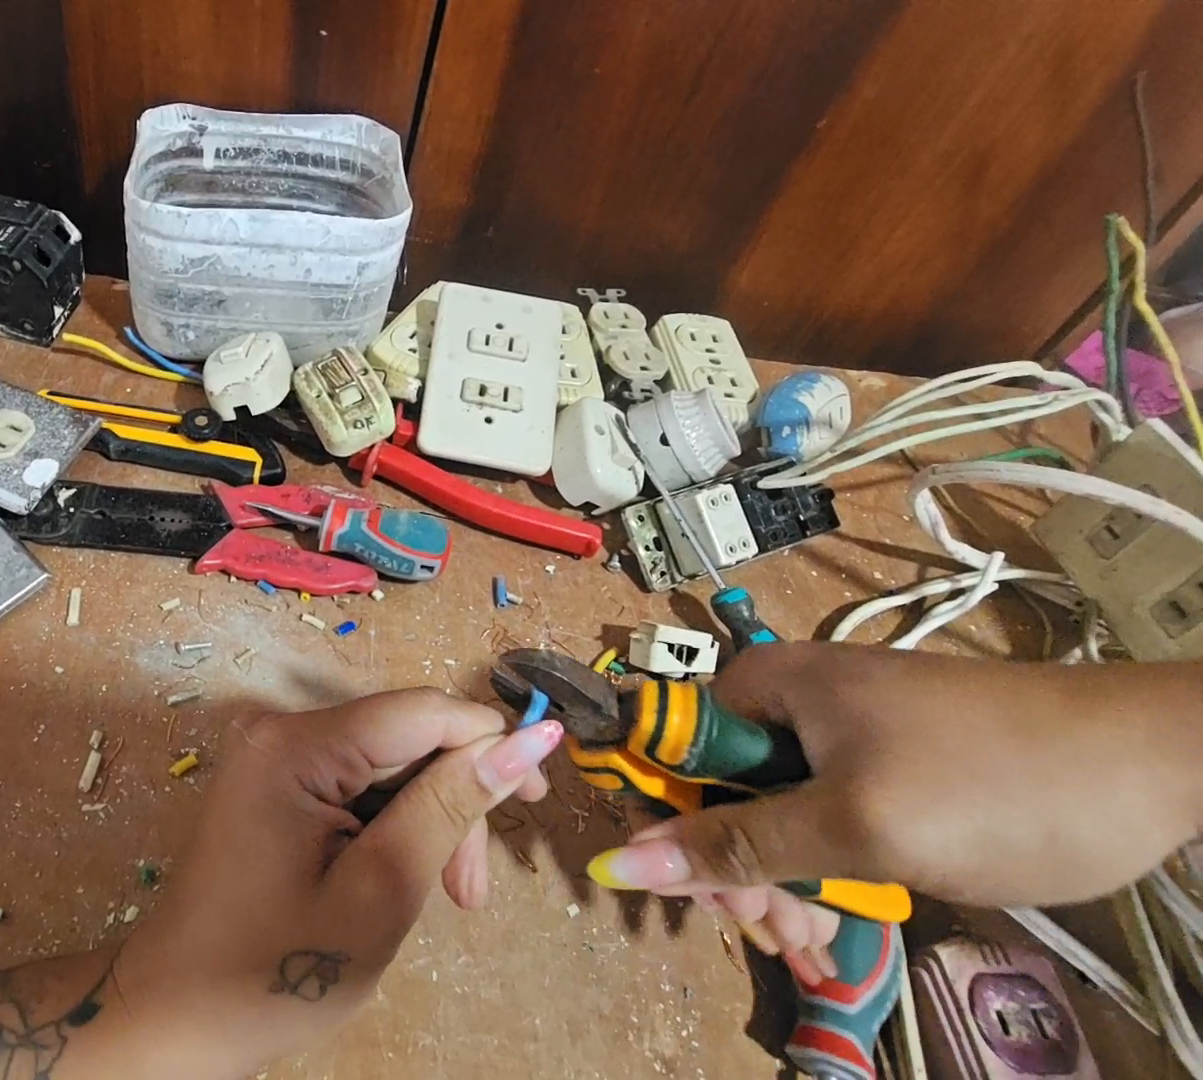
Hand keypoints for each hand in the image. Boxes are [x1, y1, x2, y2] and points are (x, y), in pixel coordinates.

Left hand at [113, 688, 562, 1078]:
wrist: (177, 1013)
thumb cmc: (277, 972)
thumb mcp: (380, 890)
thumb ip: (450, 806)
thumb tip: (527, 739)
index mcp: (294, 745)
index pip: (421, 710)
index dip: (489, 742)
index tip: (535, 799)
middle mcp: (279, 729)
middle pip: (404, 737)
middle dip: (452, 800)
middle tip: (470, 892)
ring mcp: (271, 753)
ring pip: (385, 762)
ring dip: (425, 818)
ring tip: (444, 894)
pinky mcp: (272, 779)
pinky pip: (353, 780)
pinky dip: (388, 823)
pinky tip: (397, 873)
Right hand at [586, 643, 1202, 953]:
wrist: (1169, 765)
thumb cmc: (996, 785)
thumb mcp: (857, 826)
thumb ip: (738, 846)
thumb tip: (623, 863)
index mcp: (759, 685)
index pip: (665, 752)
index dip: (672, 825)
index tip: (711, 894)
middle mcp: (781, 698)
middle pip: (715, 786)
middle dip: (737, 865)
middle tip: (776, 933)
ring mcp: (831, 727)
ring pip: (766, 806)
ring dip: (780, 877)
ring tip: (811, 943)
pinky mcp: (874, 755)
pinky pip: (815, 808)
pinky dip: (820, 863)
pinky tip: (837, 914)